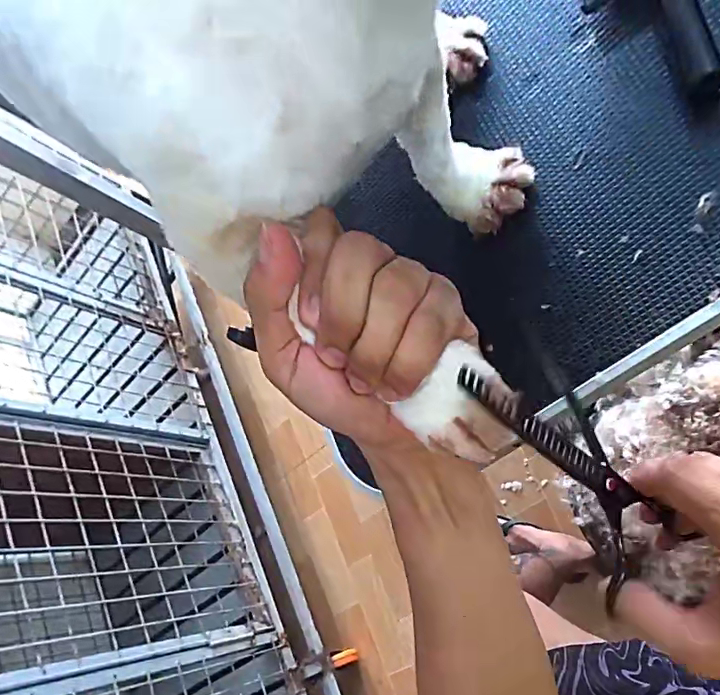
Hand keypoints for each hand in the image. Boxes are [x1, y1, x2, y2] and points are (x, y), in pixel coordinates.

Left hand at [242, 211, 477, 456]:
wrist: (389, 440)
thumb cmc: (337, 396)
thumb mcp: (282, 357)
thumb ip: (267, 297)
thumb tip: (273, 231)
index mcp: (332, 267)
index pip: (324, 230)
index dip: (315, 275)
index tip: (309, 322)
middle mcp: (378, 265)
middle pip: (360, 252)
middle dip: (344, 317)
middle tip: (339, 360)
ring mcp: (420, 284)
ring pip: (397, 288)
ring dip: (376, 349)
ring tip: (371, 381)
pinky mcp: (452, 312)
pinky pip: (431, 321)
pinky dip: (409, 362)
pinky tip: (401, 385)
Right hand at [612, 453, 719, 694]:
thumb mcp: (706, 650)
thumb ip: (646, 615)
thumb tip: (614, 581)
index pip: (685, 474)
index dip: (644, 477)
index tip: (619, 495)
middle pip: (703, 465)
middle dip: (665, 485)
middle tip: (645, 522)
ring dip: (693, 490)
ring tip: (675, 532)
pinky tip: (716, 532)